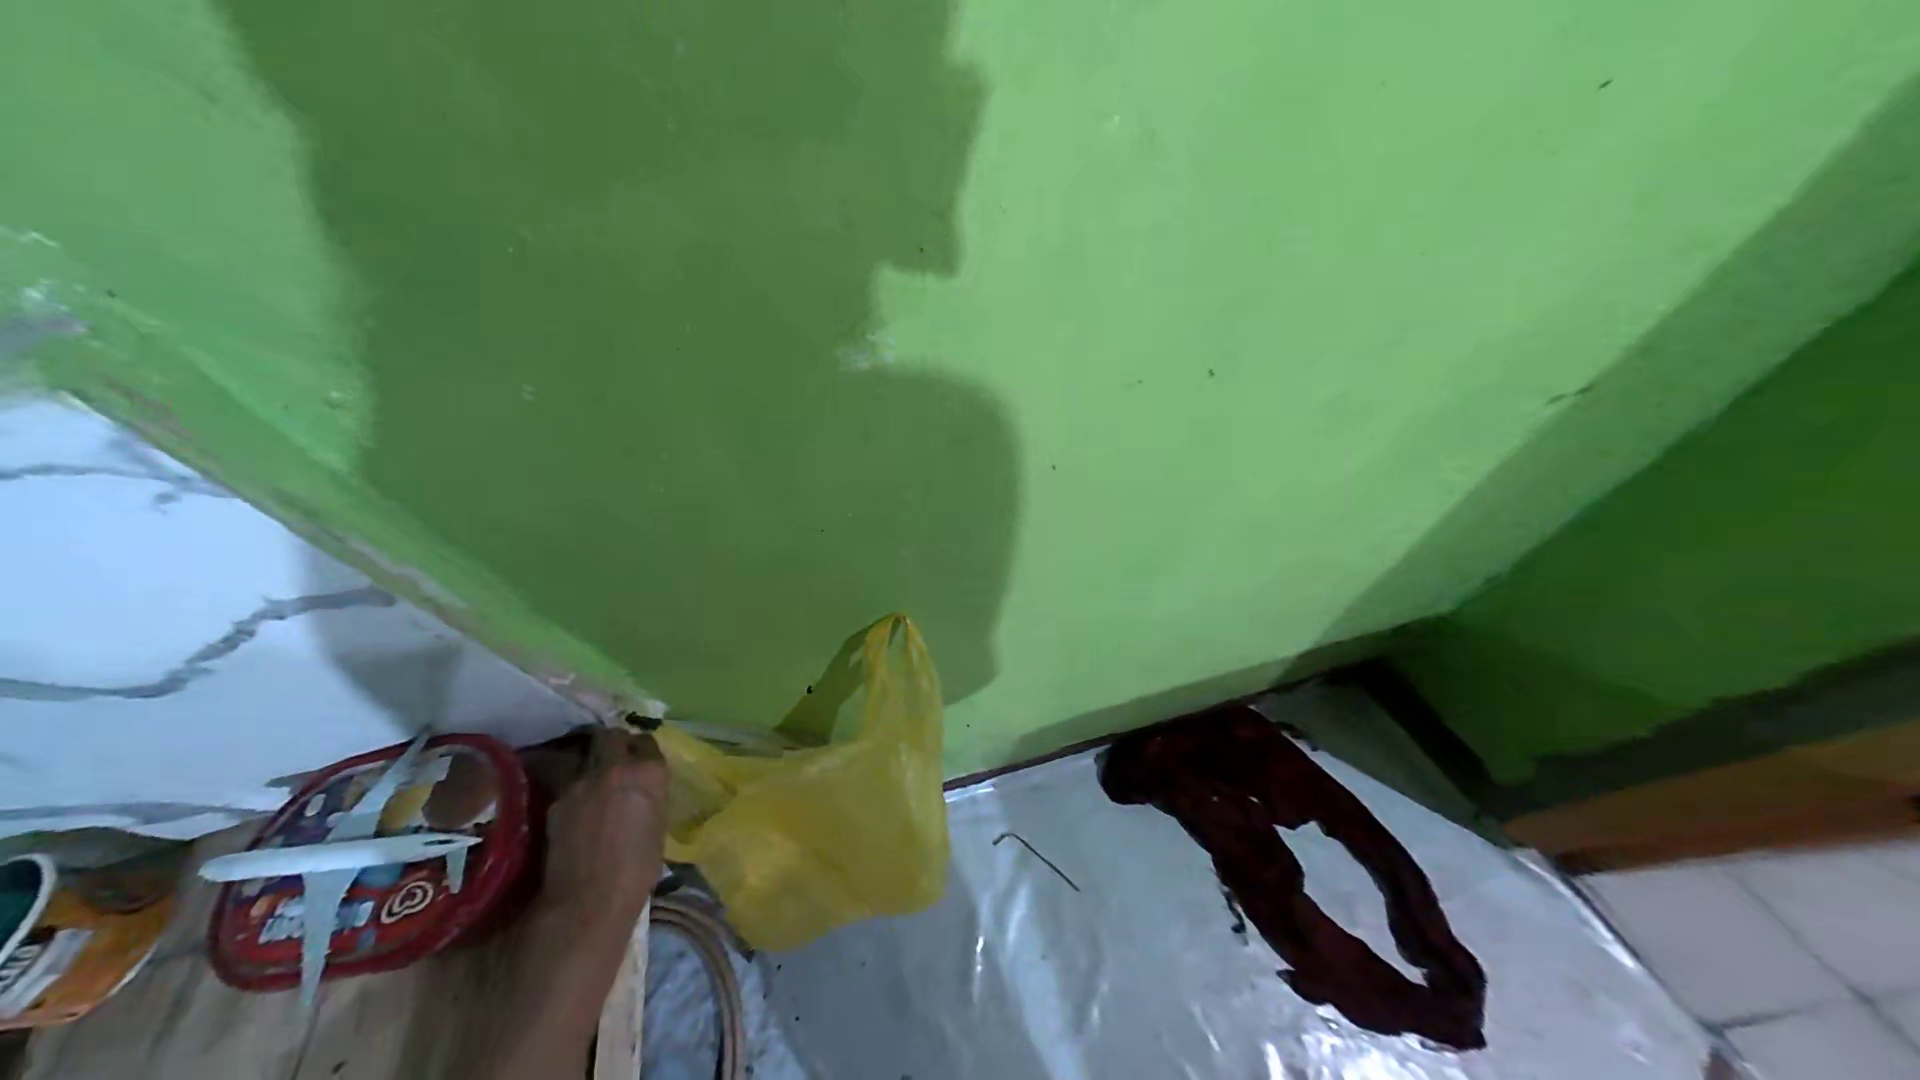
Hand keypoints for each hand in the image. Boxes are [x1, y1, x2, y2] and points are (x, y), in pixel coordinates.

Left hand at [539, 728, 669, 932]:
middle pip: (612, 738)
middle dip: (614, 745)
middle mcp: (615, 767)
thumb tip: (640, 789)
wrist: (590, 900)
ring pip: (586, 760)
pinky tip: (579, 814)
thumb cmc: (638, 868)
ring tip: (595, 790)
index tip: (641, 761)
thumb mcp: (658, 824)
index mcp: (649, 772)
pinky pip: (571, 786)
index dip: (642, 751)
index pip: (646, 741)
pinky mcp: (556, 801)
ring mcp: (581, 782)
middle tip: (616, 762)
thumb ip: (649, 795)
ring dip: (593, 769)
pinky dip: (577, 793)